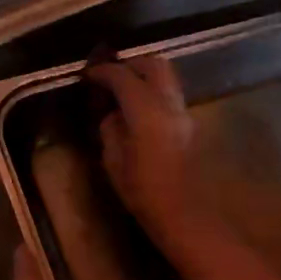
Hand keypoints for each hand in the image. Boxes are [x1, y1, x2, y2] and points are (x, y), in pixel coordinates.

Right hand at [85, 57, 201, 240]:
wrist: (185, 215)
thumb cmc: (144, 193)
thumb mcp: (115, 163)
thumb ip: (112, 131)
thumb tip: (113, 115)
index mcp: (146, 111)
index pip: (124, 77)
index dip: (104, 72)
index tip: (89, 74)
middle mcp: (169, 104)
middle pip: (154, 65)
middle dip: (131, 64)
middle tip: (110, 74)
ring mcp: (184, 114)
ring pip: (167, 79)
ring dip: (145, 77)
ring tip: (124, 91)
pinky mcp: (191, 126)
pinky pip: (171, 97)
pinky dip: (154, 93)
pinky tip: (140, 111)